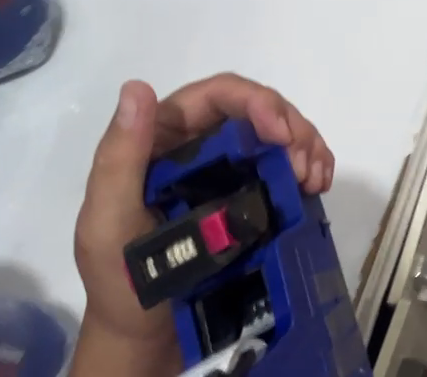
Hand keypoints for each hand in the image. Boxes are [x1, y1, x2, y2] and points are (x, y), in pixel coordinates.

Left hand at [71, 75, 335, 371]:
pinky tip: (319, 182)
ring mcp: (233, 166)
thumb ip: (119, 157)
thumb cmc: (122, 280)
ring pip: (280, 131)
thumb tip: (137, 89)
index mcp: (165, 135)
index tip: (280, 134)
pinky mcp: (256, 191)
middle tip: (304, 165)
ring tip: (315, 178)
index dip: (255, 101)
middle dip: (290, 127)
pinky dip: (313, 164)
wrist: (149, 338)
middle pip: (258, 108)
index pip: (218, 94)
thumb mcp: (107, 221)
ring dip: (306, 146)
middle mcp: (202, 141)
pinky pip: (291, 162)